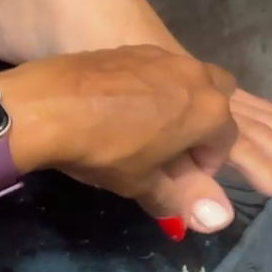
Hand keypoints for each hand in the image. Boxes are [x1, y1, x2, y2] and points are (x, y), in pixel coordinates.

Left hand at [0, 46, 240, 218]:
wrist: (47, 106)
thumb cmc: (102, 149)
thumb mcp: (138, 182)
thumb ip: (175, 200)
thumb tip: (203, 222)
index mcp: (210, 111)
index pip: (225, 141)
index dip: (207, 163)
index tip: (185, 177)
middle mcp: (194, 76)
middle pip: (215, 97)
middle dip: (204, 120)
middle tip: (174, 144)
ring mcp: (159, 56)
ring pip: (184, 77)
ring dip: (177, 98)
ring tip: (148, 123)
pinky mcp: (125, 49)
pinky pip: (149, 68)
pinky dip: (146, 84)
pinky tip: (119, 102)